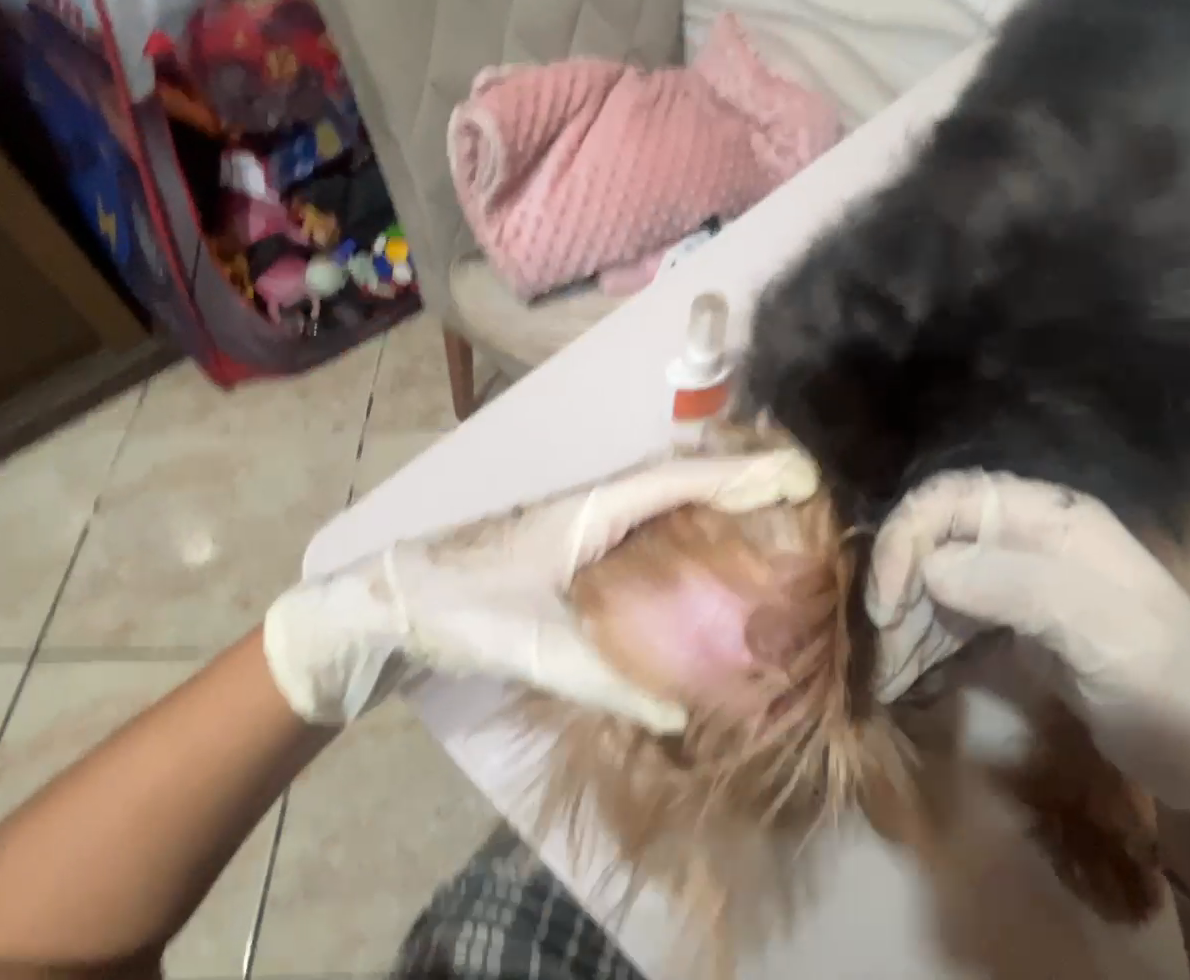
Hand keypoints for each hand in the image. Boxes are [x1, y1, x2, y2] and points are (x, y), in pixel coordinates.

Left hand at [264, 450, 820, 732]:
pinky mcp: (570, 539)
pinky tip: (698, 547)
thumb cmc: (461, 608)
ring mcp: (580, 517)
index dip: (740, 477)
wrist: (391, 601)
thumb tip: (683, 714)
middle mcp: (592, 501)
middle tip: (796, 486)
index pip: (676, 482)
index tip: (798, 475)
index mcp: (590, 510)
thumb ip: (610, 680)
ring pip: (657, 493)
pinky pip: (641, 518)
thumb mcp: (538, 648)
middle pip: (676, 476)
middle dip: (738, 474)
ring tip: (764, 506)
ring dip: (711, 492)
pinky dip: (681, 520)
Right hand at [866, 470, 1189, 819]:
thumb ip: (1029, 592)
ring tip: (885, 685)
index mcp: (1050, 522)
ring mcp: (1012, 585)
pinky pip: (944, 624)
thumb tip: (931, 568)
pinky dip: (917, 651)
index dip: (906, 538)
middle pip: (930, 543)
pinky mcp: (1006, 627)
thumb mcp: (1117, 641)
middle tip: (881, 662)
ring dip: (901, 630)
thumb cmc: (1183, 691)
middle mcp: (1023, 541)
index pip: (951, 498)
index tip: (885, 604)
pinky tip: (903, 683)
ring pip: (928, 587)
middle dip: (897, 596)